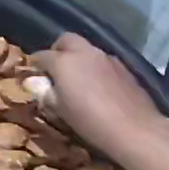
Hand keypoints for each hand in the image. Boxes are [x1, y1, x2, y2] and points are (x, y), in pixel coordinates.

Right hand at [32, 33, 165, 149]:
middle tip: (56, 68)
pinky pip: (103, 61)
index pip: (42, 55)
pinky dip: (95, 67)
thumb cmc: (89, 121)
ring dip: (78, 58)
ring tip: (78, 79)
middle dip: (58, 50)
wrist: (134, 129)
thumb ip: (45, 92)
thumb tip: (35, 83)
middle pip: (66, 39)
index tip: (33, 75)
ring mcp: (107, 58)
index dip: (35, 64)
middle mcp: (85, 53)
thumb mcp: (60, 110)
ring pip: (87, 49)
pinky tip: (98, 86)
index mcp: (63, 62)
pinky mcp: (124, 67)